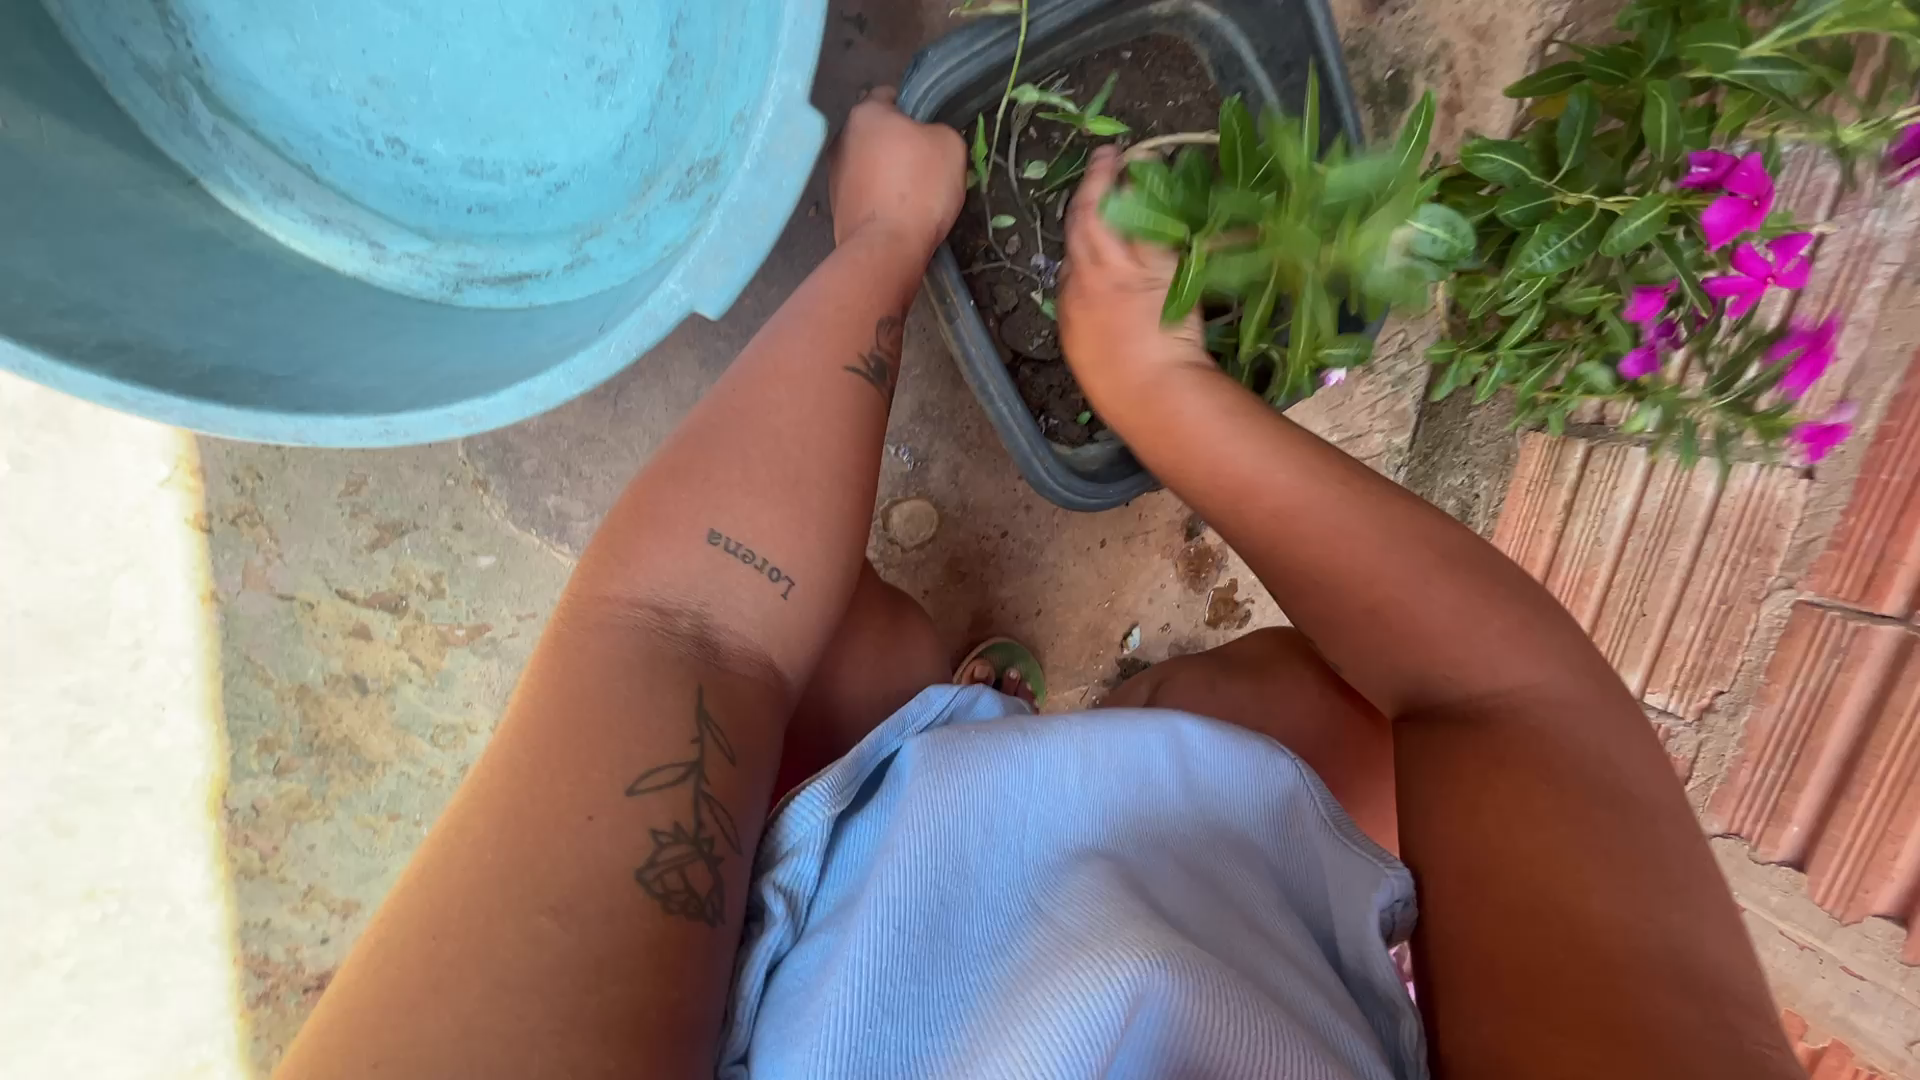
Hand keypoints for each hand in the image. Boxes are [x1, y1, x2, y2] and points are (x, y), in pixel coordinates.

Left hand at [828, 88, 966, 256]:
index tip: (931, 135)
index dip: (915, 111)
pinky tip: (897, 217)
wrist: (887, 249)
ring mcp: (834, 175)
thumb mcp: (951, 146)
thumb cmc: (920, 189)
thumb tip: (930, 139)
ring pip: (869, 166)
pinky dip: (879, 201)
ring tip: (912, 199)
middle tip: (925, 168)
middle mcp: (842, 138)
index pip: (890, 95)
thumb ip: (941, 131)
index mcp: (865, 112)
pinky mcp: (836, 209)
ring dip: (887, 176)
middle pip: (877, 134)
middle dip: (898, 146)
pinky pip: (865, 195)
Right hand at [1059, 146, 1215, 413]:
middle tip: (1099, 162)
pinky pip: (1155, 223)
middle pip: (1080, 224)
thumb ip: (1093, 332)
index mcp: (1070, 309)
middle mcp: (1088, 280)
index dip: (1081, 240)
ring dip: (1111, 181)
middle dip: (1088, 190)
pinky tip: (1159, 178)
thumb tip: (1101, 322)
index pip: (1070, 264)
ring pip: (1108, 213)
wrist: (1151, 390)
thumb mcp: (1092, 363)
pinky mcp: (1155, 264)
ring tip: (1118, 157)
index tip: (1091, 227)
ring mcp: (1120, 268)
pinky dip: (1154, 197)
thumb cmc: (1123, 392)